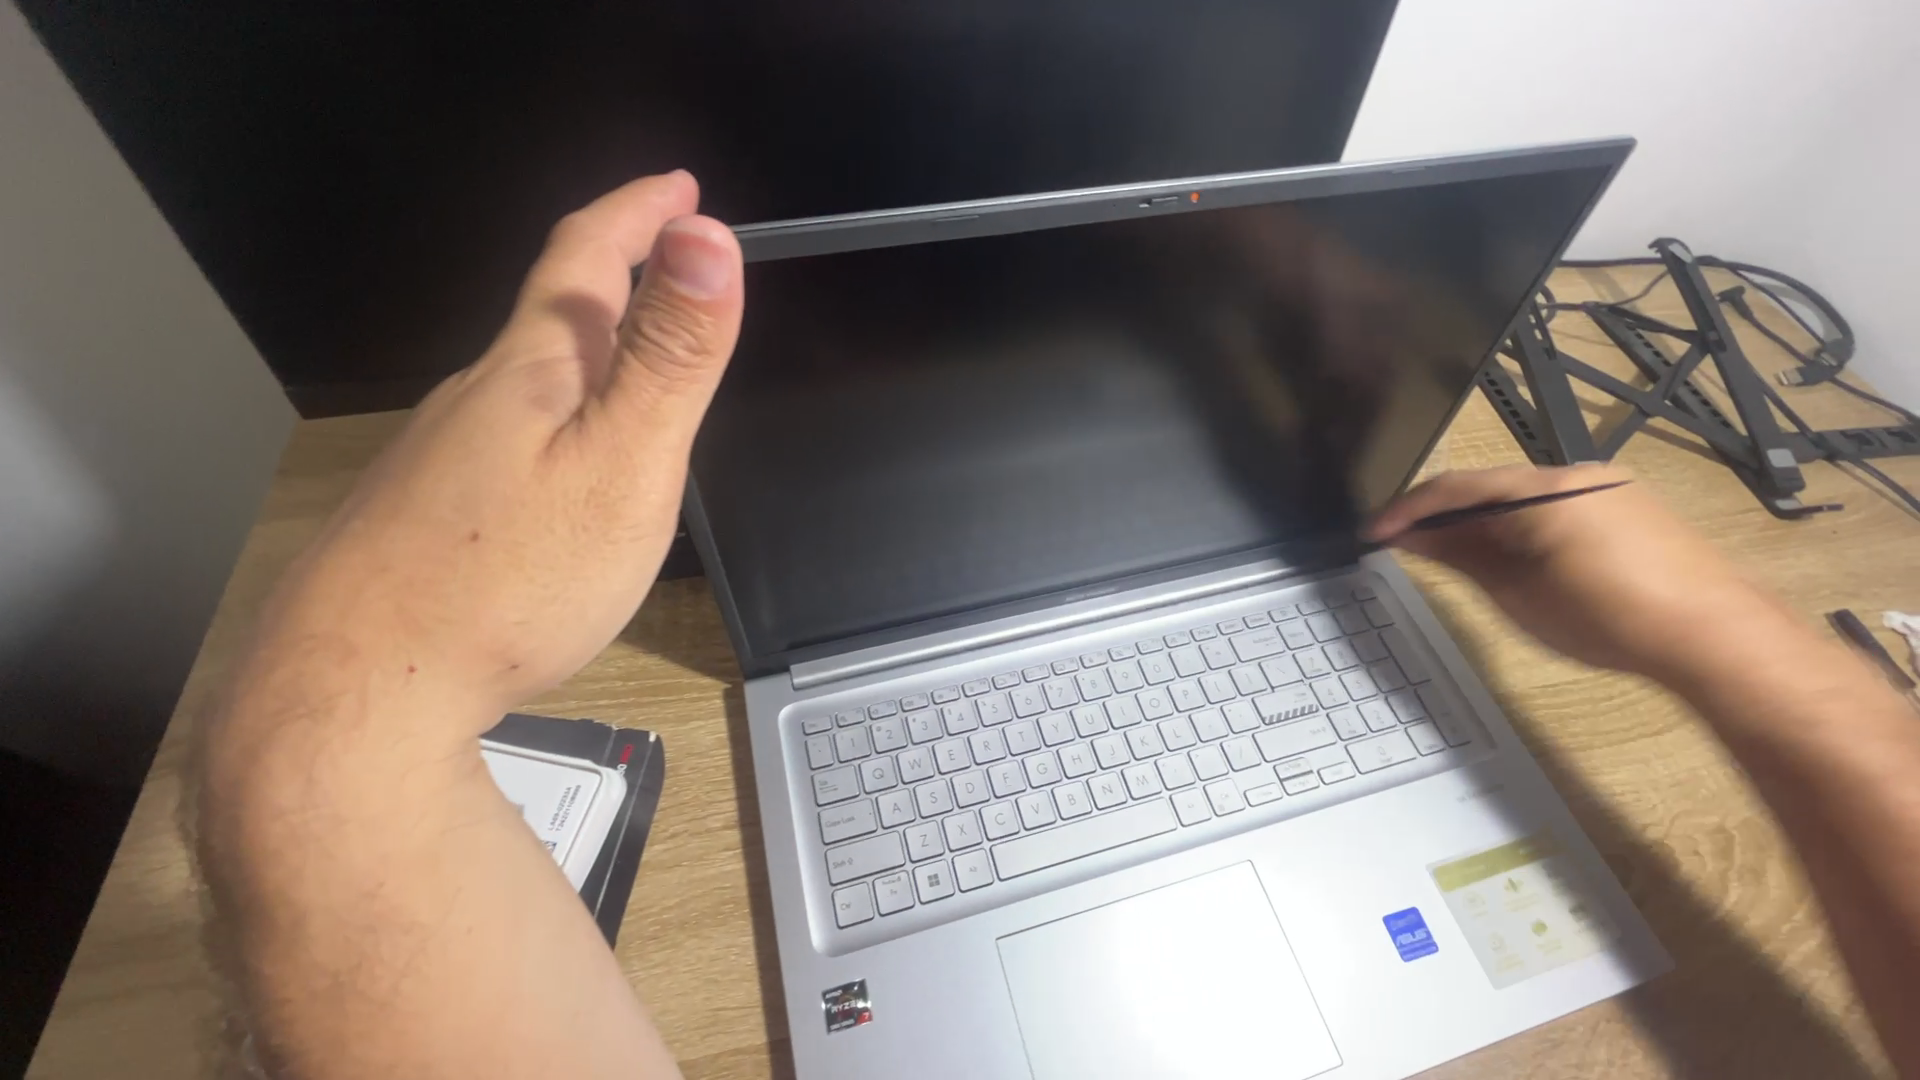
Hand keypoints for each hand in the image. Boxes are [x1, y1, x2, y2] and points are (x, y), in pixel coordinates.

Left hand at [247, 170, 741, 722]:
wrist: (366, 690)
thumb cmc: (518, 575)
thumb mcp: (626, 462)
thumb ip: (673, 357)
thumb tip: (709, 239)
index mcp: (535, 370)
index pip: (586, 257)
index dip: (637, 212)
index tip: (680, 188)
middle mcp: (481, 396)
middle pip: (555, 315)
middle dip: (619, 275)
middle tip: (670, 267)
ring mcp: (450, 454)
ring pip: (535, 379)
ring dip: (594, 349)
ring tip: (642, 363)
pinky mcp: (437, 509)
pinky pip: (515, 434)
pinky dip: (564, 413)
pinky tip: (573, 460)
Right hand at [1365, 464, 1788, 679]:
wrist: (1718, 641)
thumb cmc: (1605, 618)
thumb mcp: (1514, 592)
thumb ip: (1457, 556)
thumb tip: (1410, 537)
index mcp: (1543, 490)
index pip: (1454, 487)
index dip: (1405, 510)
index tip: (1372, 533)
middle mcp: (1576, 477)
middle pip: (1486, 487)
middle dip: (1441, 517)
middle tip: (1406, 546)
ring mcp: (1608, 491)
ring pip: (1520, 498)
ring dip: (1478, 523)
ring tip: (1452, 557)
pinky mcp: (1630, 511)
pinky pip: (1553, 508)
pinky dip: (1517, 528)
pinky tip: (1508, 558)